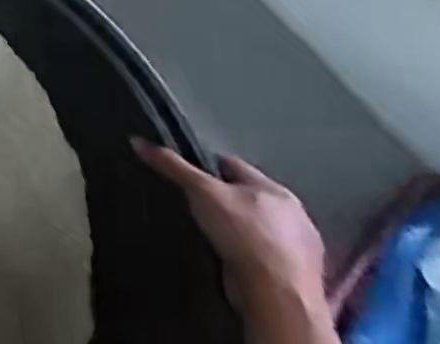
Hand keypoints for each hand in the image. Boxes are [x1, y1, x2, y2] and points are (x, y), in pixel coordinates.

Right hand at [134, 140, 326, 306]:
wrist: (278, 298)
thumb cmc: (242, 234)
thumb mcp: (200, 191)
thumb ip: (171, 164)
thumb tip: (137, 141)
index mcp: (277, 190)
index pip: (232, 165)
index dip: (204, 167)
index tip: (183, 177)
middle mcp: (296, 216)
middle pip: (245, 195)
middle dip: (222, 198)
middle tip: (194, 205)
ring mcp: (302, 250)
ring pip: (256, 225)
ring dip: (237, 227)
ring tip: (208, 231)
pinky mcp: (298, 278)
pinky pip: (264, 253)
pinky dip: (247, 252)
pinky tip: (229, 255)